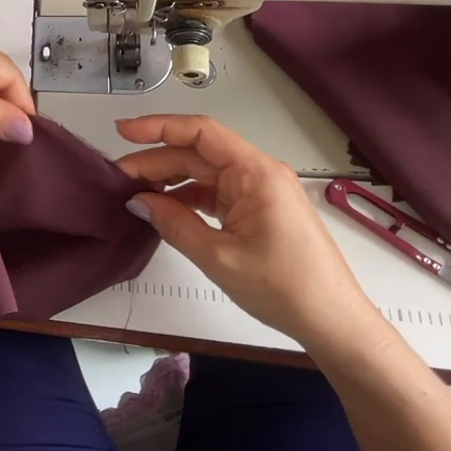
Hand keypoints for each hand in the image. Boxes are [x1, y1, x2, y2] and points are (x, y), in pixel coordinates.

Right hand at [116, 114, 378, 350]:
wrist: (333, 323)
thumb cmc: (283, 288)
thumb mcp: (218, 257)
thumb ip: (173, 223)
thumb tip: (137, 201)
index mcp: (256, 173)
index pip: (200, 132)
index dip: (158, 126)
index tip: (123, 132)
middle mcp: (258, 173)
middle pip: (197, 153)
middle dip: (155, 161)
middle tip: (117, 177)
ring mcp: (258, 192)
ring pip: (202, 173)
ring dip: (168, 179)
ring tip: (133, 193)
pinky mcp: (256, 211)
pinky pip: (213, 192)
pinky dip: (185, 197)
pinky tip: (162, 209)